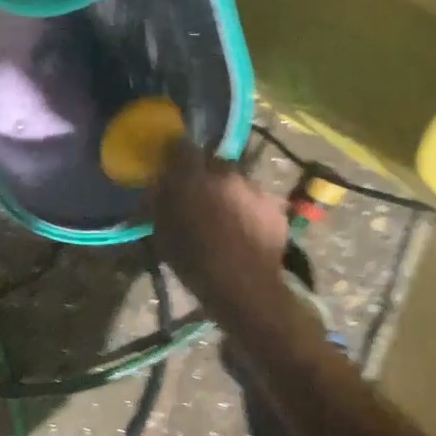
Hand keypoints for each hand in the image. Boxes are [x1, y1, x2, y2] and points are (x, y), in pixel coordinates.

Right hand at [150, 140, 290, 330]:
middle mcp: (227, 174)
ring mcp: (255, 189)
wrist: (245, 288)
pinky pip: (255, 199)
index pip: (182, 146)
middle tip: (198, 194)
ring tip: (224, 215)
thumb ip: (160, 200)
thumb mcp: (163, 231)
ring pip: (237, 181)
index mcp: (195, 177)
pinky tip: (243, 229)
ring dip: (228, 191)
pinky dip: (247, 208)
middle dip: (205, 174)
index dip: (176, 154)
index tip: (172, 165)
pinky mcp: (275, 207)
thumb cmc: (195, 261)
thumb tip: (160, 181)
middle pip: (214, 162)